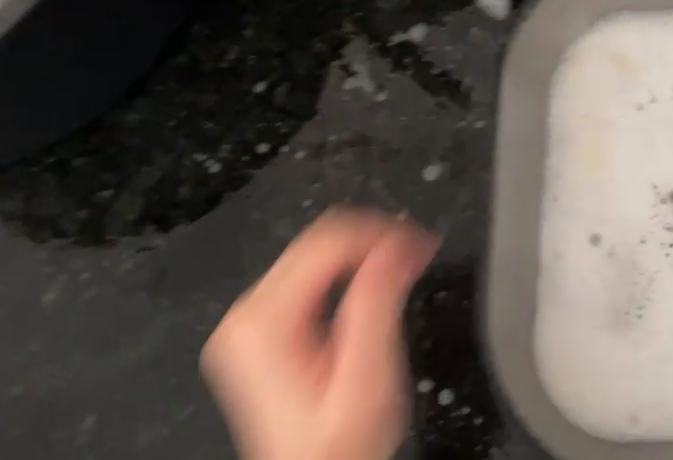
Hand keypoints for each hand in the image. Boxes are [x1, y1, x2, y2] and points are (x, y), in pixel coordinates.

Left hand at [203, 210, 439, 459]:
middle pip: (321, 239)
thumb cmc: (339, 448)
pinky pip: (316, 271)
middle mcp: (249, 315)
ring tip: (409, 263)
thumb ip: (377, 304)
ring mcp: (255, 319)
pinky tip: (383, 278)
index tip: (422, 244)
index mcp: (264, 324)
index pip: (328, 240)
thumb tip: (397, 244)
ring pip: (320, 249)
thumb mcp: (366, 380)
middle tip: (421, 250)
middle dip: (378, 238)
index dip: (383, 233)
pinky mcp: (269, 325)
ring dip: (369, 251)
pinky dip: (355, 267)